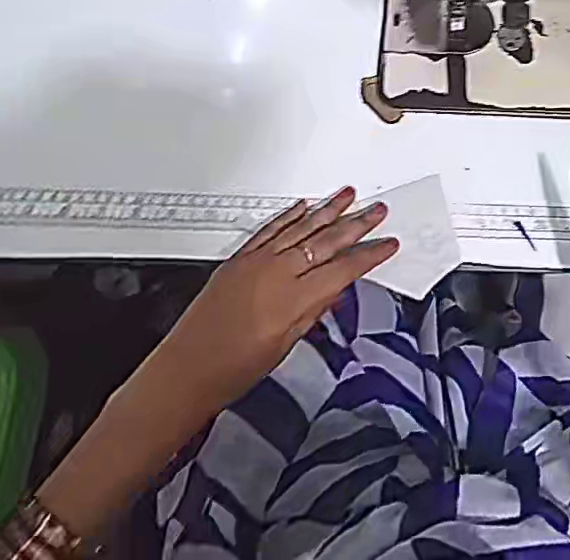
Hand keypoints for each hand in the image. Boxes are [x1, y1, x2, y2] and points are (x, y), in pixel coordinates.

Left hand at [152, 187, 398, 408]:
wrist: (183, 373)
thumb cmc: (230, 370)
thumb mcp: (286, 345)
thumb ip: (314, 311)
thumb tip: (335, 289)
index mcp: (293, 300)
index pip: (344, 269)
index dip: (370, 255)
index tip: (386, 245)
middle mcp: (276, 274)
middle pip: (327, 241)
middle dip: (357, 224)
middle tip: (377, 211)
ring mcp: (255, 262)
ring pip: (301, 227)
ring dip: (329, 209)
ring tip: (348, 195)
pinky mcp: (238, 259)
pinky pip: (270, 229)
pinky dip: (289, 215)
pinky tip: (304, 206)